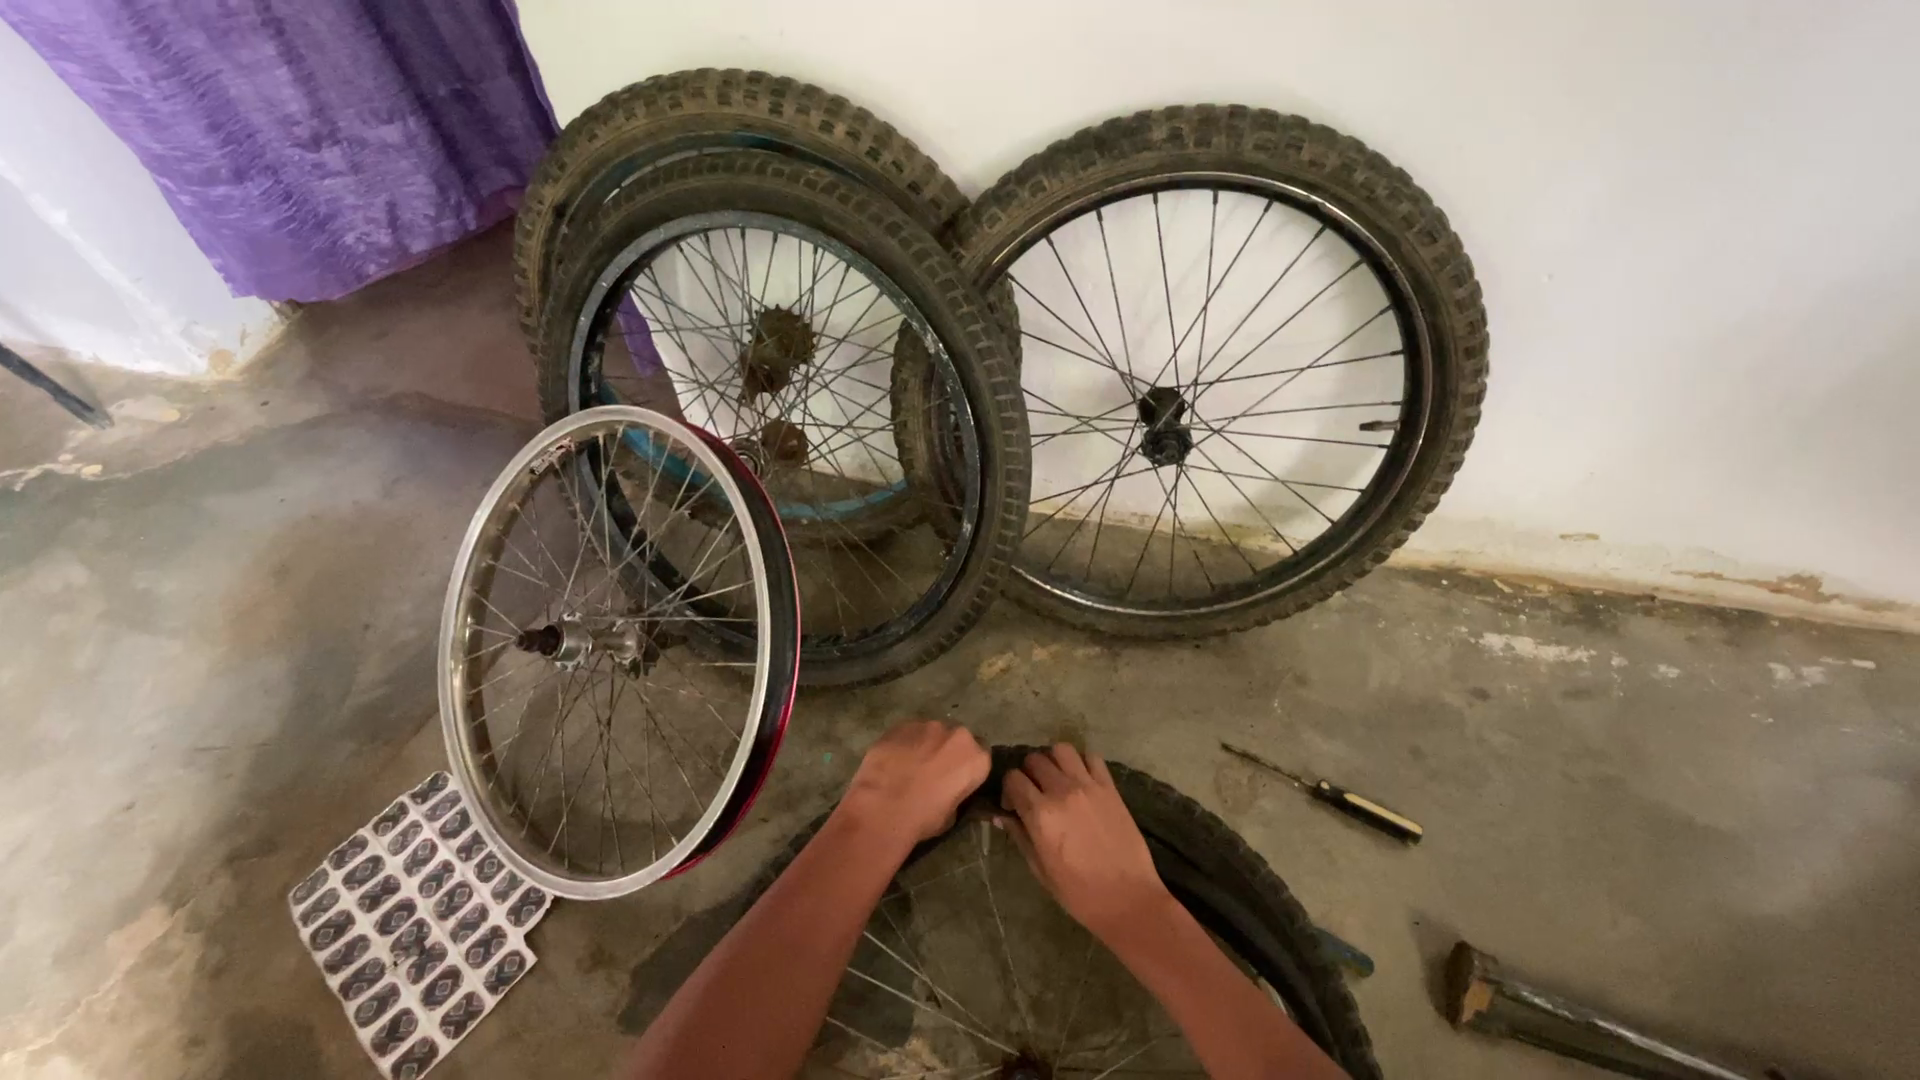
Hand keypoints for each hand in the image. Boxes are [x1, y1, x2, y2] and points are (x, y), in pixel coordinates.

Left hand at [837, 720, 989, 846]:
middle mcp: (957, 735)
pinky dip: (904, 743)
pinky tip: (892, 761)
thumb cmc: (923, 818)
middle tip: (932, 771)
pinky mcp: (902, 724)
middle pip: (956, 739)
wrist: (883, 807)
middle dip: (947, 751)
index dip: (967, 766)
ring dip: (925, 745)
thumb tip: (946, 791)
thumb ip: (955, 794)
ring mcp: (928, 725)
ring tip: (908, 766)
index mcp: (976, 759)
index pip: (980, 755)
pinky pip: (908, 733)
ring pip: (931, 733)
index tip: (956, 778)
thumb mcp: (952, 815)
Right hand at [999, 744, 1170, 942]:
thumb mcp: (1040, 870)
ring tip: (1057, 781)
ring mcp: (1088, 786)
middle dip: (1028, 774)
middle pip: (1034, 760)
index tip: (1013, 806)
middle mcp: (1062, 792)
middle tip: (1034, 793)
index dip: (1008, 790)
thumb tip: (1001, 815)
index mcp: (1040, 814)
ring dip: (1053, 761)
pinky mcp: (1110, 787)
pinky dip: (1082, 763)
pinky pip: (1092, 758)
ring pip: (1061, 750)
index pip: (1012, 779)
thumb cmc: (1079, 893)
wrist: (1128, 898)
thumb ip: (1020, 836)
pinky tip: (1081, 781)